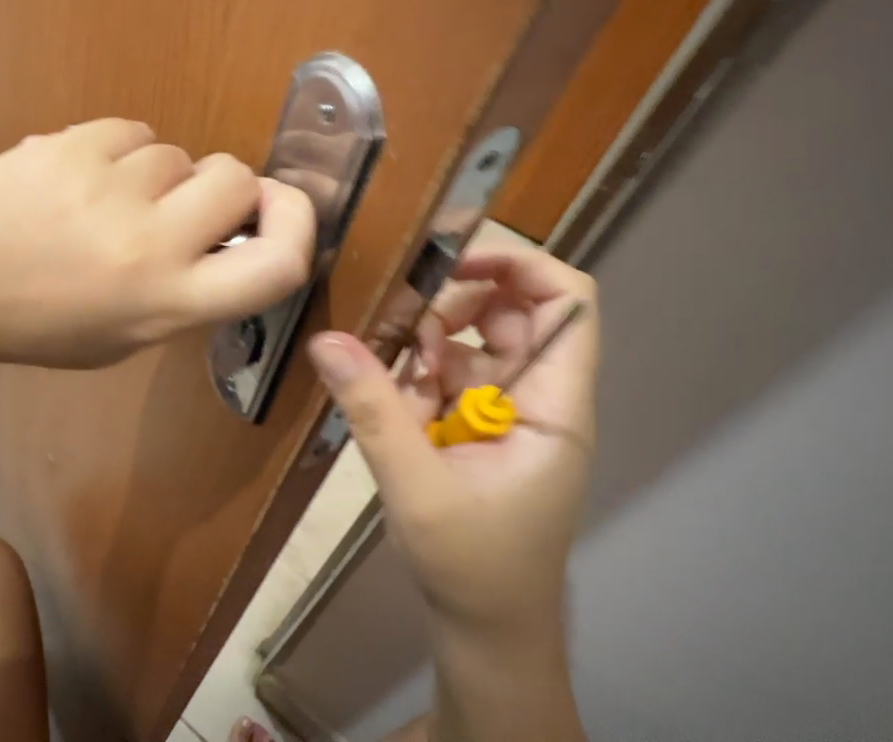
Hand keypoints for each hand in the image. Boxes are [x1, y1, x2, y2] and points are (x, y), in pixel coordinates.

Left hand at [0, 118, 314, 369]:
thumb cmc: (35, 324)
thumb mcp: (124, 336)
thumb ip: (186, 291)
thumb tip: (226, 232)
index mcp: (167, 302)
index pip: (279, 264)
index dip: (298, 226)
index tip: (280, 213)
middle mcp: (149, 244)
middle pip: (237, 179)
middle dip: (222, 189)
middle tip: (179, 208)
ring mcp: (107, 189)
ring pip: (175, 153)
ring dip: (156, 175)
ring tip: (103, 202)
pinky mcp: (70, 147)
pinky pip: (131, 130)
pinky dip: (117, 150)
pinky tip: (80, 178)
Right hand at [305, 241, 596, 635]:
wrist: (487, 628)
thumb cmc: (474, 566)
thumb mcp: (416, 487)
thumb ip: (373, 410)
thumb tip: (326, 339)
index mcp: (552, 405)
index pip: (566, 303)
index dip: (519, 264)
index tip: (450, 264)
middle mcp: (537, 395)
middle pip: (510, 310)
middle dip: (452, 303)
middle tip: (398, 318)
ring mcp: (507, 409)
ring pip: (472, 339)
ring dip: (427, 341)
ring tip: (389, 368)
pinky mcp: (478, 425)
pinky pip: (449, 374)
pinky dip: (416, 373)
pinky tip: (389, 395)